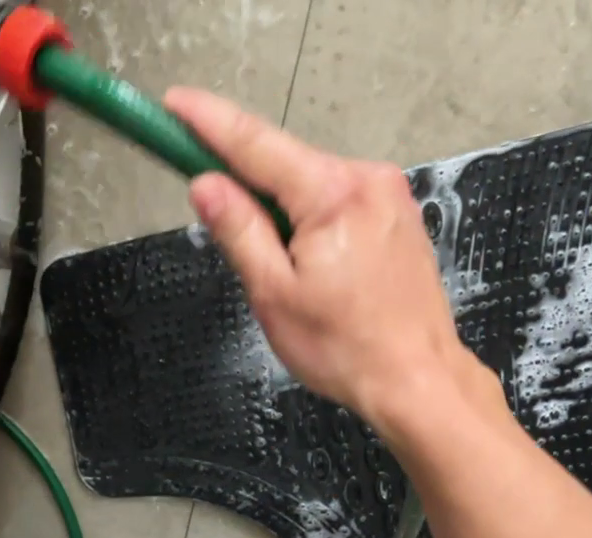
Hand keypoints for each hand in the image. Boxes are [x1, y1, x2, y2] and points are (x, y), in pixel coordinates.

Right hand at [163, 88, 494, 443]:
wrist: (415, 379)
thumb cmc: (344, 348)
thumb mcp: (273, 293)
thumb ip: (239, 231)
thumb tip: (207, 185)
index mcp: (333, 195)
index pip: (256, 144)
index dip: (209, 122)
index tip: (176, 104)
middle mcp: (367, 180)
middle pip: (285, 165)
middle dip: (244, 181)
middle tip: (206, 199)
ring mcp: (388, 196)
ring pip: (310, 187)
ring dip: (279, 211)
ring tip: (275, 270)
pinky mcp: (396, 216)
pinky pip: (337, 202)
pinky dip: (308, 219)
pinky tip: (305, 263)